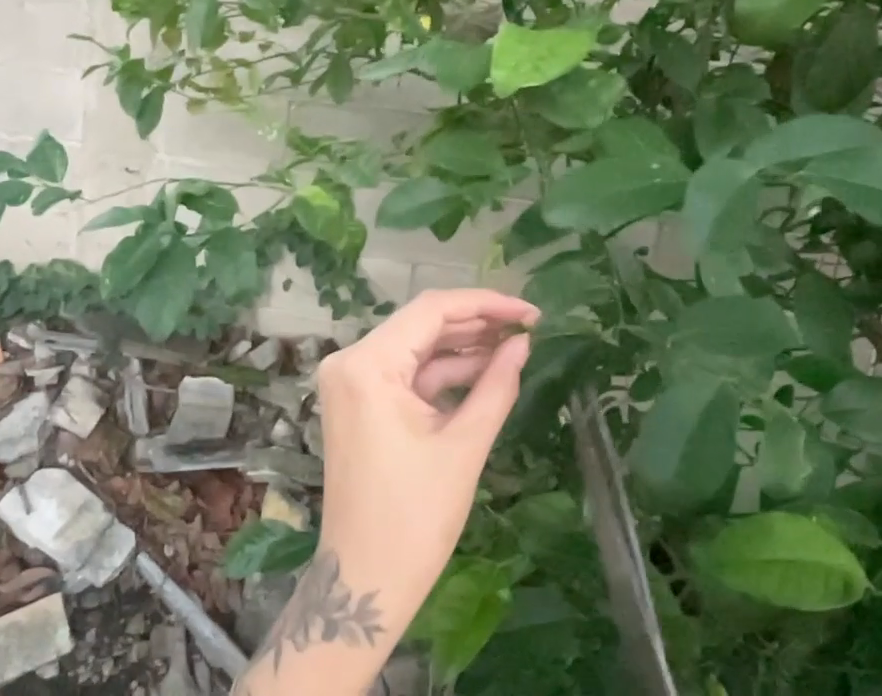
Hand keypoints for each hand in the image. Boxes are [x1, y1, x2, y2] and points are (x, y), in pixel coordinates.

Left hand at [314, 289, 539, 621]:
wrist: (366, 576)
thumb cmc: (416, 516)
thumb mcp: (464, 445)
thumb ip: (495, 385)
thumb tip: (523, 343)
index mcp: (367, 364)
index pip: (430, 311)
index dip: (485, 304)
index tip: (531, 312)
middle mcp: (349, 361)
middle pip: (420, 325)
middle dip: (475, 323)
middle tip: (529, 327)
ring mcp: (350, 382)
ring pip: (414, 348)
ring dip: (461, 348)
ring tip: (515, 345)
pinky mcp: (358, 402)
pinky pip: (404, 375)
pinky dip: (441, 374)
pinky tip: (484, 370)